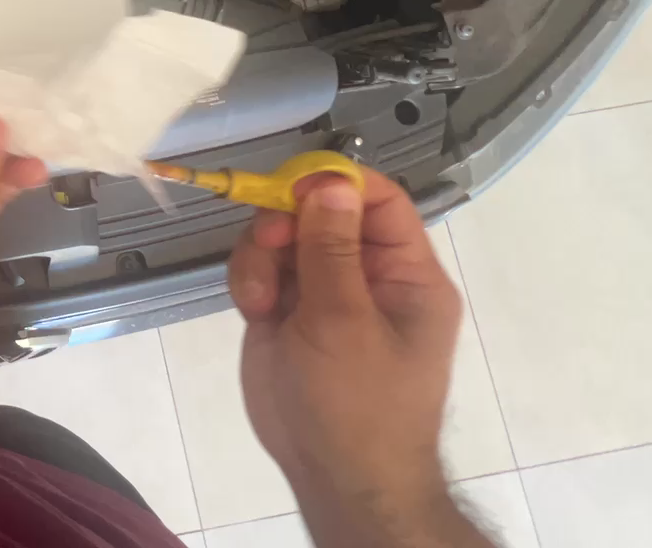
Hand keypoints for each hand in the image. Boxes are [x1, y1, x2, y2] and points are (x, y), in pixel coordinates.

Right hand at [227, 169, 473, 544]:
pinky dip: (247, 280)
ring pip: (278, 236)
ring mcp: (321, 290)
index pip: (377, 200)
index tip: (287, 186)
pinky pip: (258, 266)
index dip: (334, 182)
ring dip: (259, 259)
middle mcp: (363, 274)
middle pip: (315, 211)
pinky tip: (254, 312)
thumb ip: (332, 246)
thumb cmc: (357, 401)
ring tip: (261, 301)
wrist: (330, 471)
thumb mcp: (345, 319)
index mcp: (403, 274)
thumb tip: (328, 180)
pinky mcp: (284, 306)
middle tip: (270, 247)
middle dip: (283, 225)